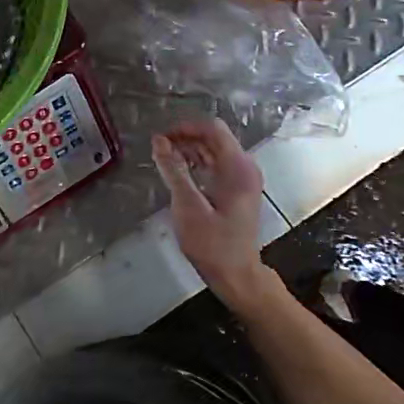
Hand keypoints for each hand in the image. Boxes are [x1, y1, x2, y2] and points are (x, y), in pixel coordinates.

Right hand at [151, 119, 276, 308]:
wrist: (237, 275)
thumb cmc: (212, 244)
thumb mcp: (187, 206)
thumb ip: (173, 170)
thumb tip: (158, 141)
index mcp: (238, 167)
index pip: (213, 129)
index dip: (185, 128)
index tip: (161, 138)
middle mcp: (245, 167)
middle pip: (214, 137)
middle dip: (185, 138)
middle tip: (158, 150)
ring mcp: (244, 178)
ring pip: (214, 150)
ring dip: (190, 150)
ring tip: (164, 161)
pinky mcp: (238, 189)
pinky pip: (217, 165)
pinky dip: (198, 163)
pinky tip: (179, 173)